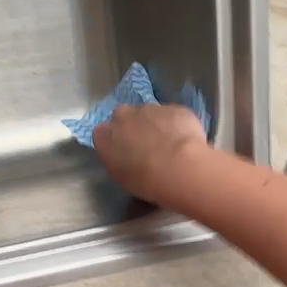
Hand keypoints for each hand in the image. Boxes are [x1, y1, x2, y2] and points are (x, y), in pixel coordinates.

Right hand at [92, 103, 210, 203]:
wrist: (180, 167)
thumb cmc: (144, 179)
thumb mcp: (120, 177)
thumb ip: (115, 159)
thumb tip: (122, 155)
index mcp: (104, 134)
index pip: (103, 133)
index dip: (115, 142)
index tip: (123, 152)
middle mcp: (123, 115)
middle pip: (124, 117)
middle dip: (133, 127)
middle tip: (145, 147)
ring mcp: (149, 108)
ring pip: (149, 114)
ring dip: (155, 125)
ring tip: (169, 146)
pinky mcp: (173, 107)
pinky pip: (171, 115)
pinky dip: (175, 124)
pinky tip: (184, 140)